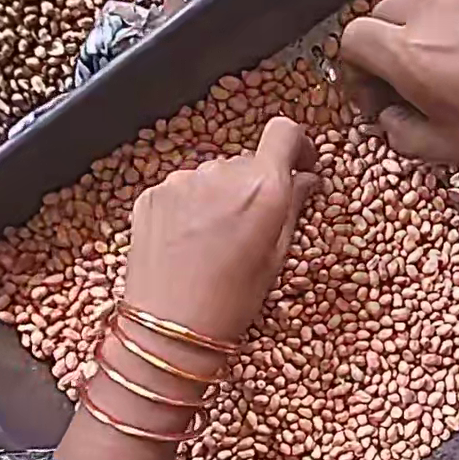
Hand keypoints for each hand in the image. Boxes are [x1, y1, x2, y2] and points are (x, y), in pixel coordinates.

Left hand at [122, 115, 319, 342]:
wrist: (169, 327)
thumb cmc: (232, 301)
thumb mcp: (276, 257)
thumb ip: (292, 207)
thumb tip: (305, 178)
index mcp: (262, 187)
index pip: (285, 132)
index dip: (297, 145)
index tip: (299, 164)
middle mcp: (222, 173)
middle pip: (248, 160)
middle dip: (256, 183)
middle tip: (253, 224)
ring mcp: (182, 180)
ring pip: (214, 175)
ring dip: (221, 194)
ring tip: (216, 239)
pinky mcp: (152, 192)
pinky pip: (183, 188)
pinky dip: (192, 205)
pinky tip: (190, 240)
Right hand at [337, 0, 458, 230]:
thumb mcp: (444, 149)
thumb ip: (399, 132)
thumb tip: (388, 117)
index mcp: (409, 52)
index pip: (352, 39)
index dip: (354, 70)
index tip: (375, 96)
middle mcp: (432, 12)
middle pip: (380, 15)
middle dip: (381, 49)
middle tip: (403, 87)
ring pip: (418, 7)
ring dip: (415, 36)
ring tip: (445, 76)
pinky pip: (455, 4)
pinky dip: (449, 27)